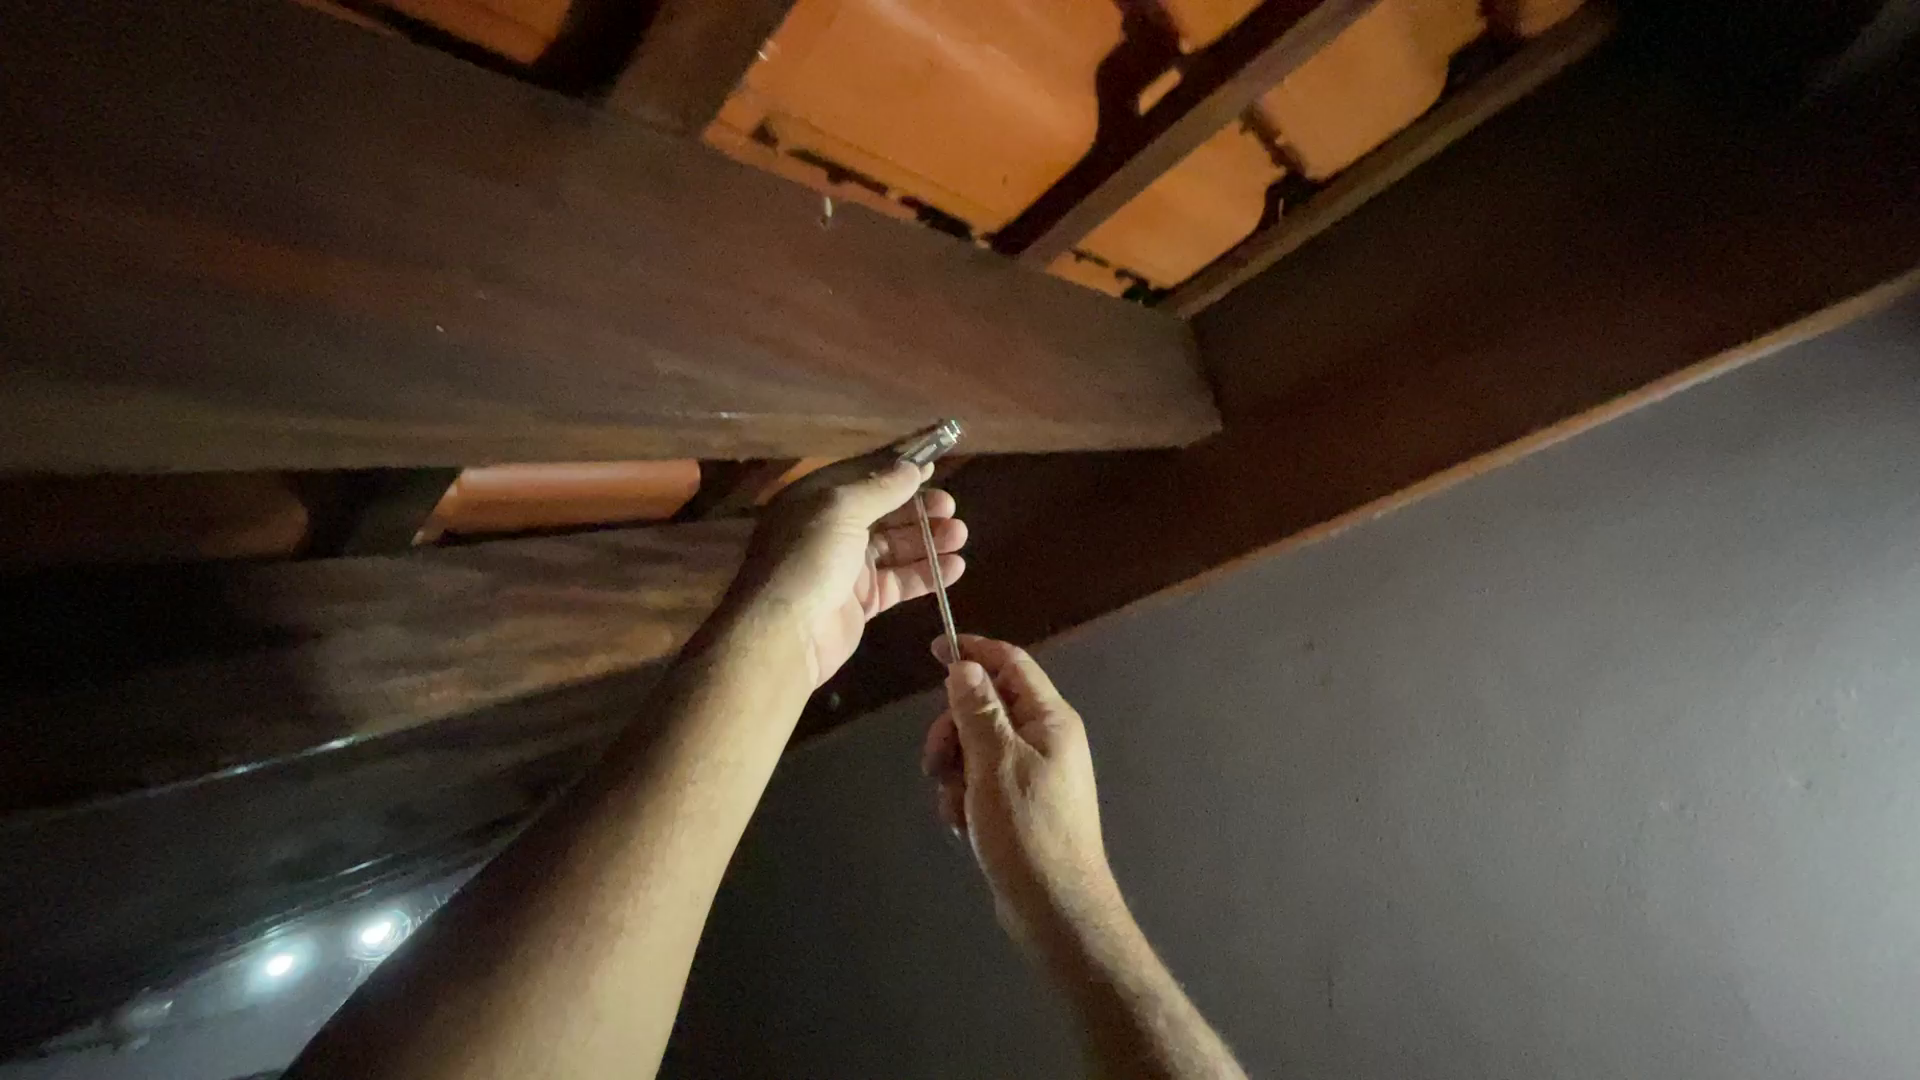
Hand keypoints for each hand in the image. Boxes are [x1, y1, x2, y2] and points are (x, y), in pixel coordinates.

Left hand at [727, 454, 966, 688]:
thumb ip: (880, 487)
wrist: (785, 634)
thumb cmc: (809, 558)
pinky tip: (955, 567)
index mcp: (816, 499)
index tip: (935, 462)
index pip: (864, 474)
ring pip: (896, 546)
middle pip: (884, 511)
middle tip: (951, 507)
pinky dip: (927, 573)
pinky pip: (900, 581)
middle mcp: (830, 529)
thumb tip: (913, 467)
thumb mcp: (841, 509)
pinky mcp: (862, 600)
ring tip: (960, 535)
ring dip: (929, 539)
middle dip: (919, 507)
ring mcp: (847, 566)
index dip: (898, 468)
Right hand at [921, 635, 1121, 952]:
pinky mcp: (1019, 800)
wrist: (1054, 909)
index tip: (935, 648)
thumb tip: (964, 665)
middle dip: (953, 731)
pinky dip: (964, 795)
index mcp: (1050, 719)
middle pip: (986, 706)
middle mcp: (1045, 738)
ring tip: (955, 806)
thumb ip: (978, 710)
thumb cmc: (1028, 831)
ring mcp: (1033, 770)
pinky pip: (980, 778)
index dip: (974, 651)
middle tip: (937, 762)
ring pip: (976, 745)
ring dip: (955, 770)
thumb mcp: (995, 763)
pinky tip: (962, 823)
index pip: (1011, 663)